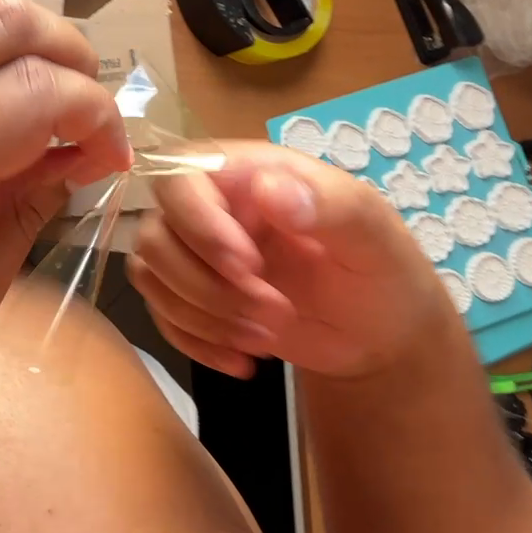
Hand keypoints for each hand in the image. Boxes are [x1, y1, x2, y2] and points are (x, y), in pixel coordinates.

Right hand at [129, 142, 455, 379]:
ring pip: (149, 274)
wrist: (379, 336)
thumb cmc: (381, 272)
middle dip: (209, 284)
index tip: (248, 266)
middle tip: (274, 312)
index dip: (198, 221)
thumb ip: (328, 205)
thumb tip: (268, 189)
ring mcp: (193, 252)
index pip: (180, 175)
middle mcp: (208, 206)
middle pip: (155, 232)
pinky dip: (194, 341)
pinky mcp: (187, 294)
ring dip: (202, 315)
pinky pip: (158, 313)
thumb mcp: (373, 236)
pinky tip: (242, 359)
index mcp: (246, 173)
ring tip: (265, 338)